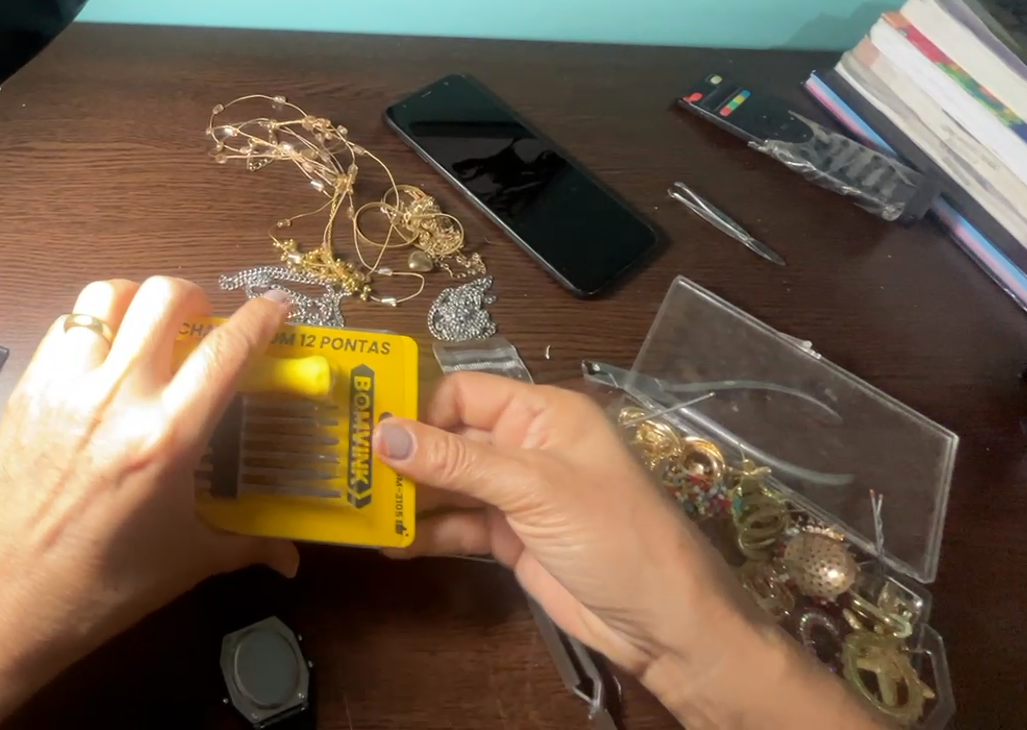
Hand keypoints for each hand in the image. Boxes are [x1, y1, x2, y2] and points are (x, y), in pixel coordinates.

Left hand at [0, 277, 298, 671]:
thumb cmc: (97, 589)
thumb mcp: (182, 563)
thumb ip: (244, 544)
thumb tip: (290, 557)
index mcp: (165, 437)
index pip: (225, 350)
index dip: (260, 316)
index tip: (276, 304)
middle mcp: (117, 393)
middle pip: (162, 296)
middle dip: (194, 294)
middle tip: (200, 321)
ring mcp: (65, 382)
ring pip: (106, 293)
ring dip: (137, 298)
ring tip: (145, 327)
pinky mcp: (28, 384)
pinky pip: (65, 324)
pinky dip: (93, 323)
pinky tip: (99, 356)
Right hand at [371, 372, 880, 728]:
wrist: (672, 633)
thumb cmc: (612, 535)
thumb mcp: (531, 488)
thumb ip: (453, 461)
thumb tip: (379, 434)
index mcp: (539, 414)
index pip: (462, 393)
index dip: (419, 410)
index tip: (374, 433)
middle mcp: (522, 445)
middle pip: (447, 439)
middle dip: (405, 457)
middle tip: (354, 473)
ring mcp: (514, 493)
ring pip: (446, 483)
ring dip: (409, 497)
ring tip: (364, 510)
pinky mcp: (507, 535)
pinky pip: (456, 523)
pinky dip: (426, 532)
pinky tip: (392, 542)